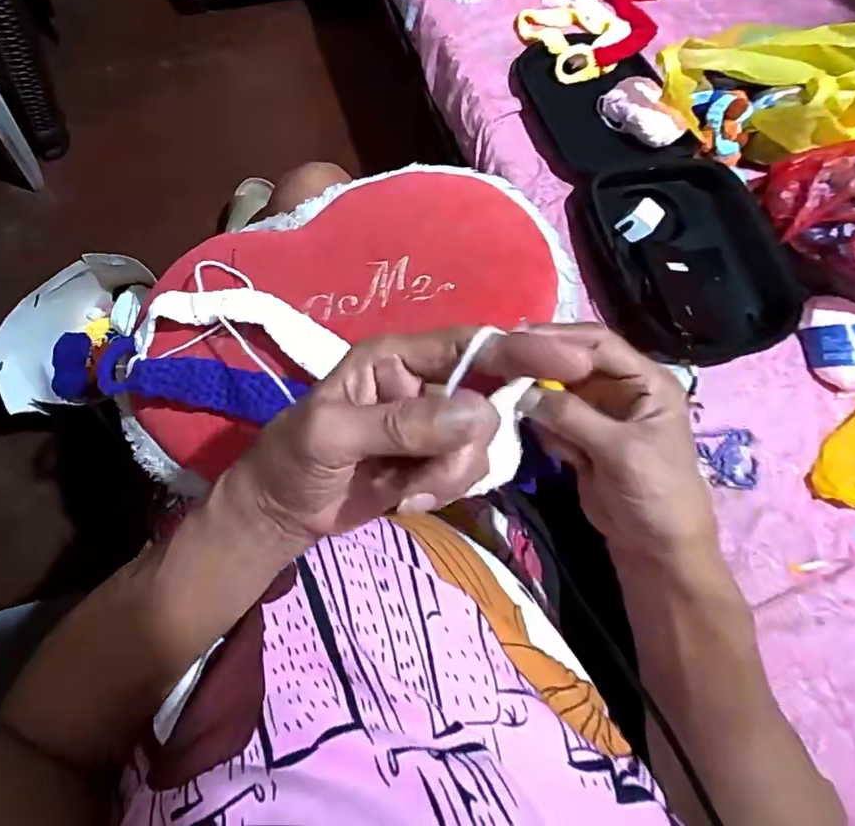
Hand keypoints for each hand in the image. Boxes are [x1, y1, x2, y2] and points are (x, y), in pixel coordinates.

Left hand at [224, 327, 577, 547]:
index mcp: (394, 358)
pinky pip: (468, 471)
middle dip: (461, 447)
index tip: (572, 360)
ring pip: (480, 444)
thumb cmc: (293, 458)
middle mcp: (420, 383)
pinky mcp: (434, 460)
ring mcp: (431, 424)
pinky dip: (444, 490)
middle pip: (483, 402)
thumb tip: (479, 413)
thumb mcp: (332, 435)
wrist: (282, 511)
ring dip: (448, 475)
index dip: (517, 349)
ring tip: (403, 491)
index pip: (466, 345)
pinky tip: (404, 499)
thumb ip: (401, 422)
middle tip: (423, 479)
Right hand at [514, 324, 717, 564]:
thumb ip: (572, 416)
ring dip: (531, 389)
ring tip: (501, 387)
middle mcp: (619, 387)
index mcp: (645, 380)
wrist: (656, 549)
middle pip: (571, 360)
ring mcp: (595, 409)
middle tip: (498, 358)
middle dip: (538, 361)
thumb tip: (521, 390)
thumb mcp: (620, 451)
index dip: (559, 337)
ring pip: (554, 385)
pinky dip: (534, 417)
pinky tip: (524, 424)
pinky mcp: (576, 432)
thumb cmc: (657, 494)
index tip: (516, 338)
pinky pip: (546, 412)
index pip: (598, 343)